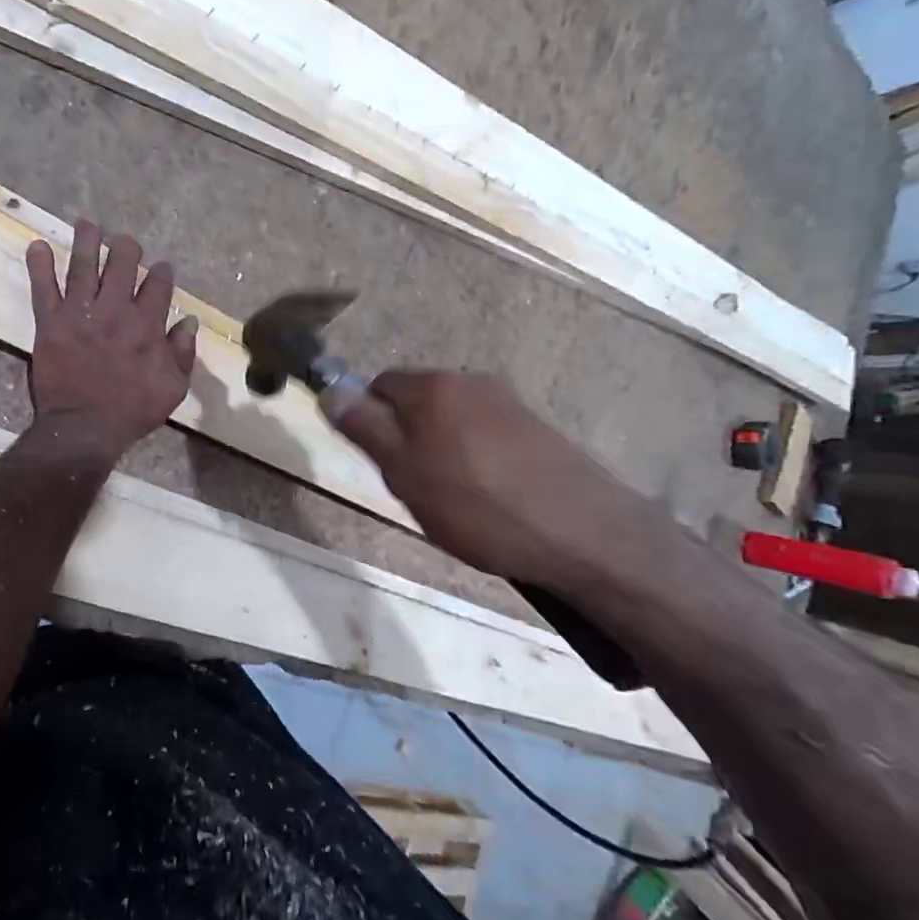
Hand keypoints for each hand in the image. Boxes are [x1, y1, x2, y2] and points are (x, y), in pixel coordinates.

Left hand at [24, 220, 198, 465]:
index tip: (160, 269)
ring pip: (84, 266)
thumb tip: (188, 322)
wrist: (85, 428)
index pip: (158, 285)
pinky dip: (40, 266)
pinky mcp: (51, 323)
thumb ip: (182, 353)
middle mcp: (116, 310)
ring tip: (86, 224)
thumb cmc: (131, 412)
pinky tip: (37, 246)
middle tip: (124, 245)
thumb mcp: (172, 389)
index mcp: (147, 325)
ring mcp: (81, 314)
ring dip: (86, 241)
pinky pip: (44, 288)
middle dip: (126, 249)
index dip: (161, 273)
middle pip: (123, 264)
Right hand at [322, 371, 661, 587]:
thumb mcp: (402, 472)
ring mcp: (510, 403)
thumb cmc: (477, 506)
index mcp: (434, 386)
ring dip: (437, 449)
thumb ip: (363, 427)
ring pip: (448, 420)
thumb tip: (329, 391)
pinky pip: (482, 434)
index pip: (375, 385)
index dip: (368, 421)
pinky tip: (487, 496)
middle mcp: (472, 381)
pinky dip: (473, 458)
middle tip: (412, 484)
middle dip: (403, 436)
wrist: (589, 538)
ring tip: (451, 496)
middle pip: (414, 401)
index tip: (380, 461)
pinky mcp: (539, 429)